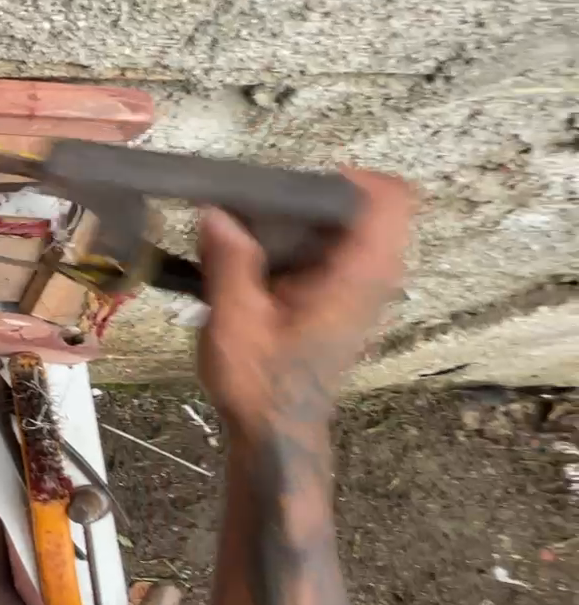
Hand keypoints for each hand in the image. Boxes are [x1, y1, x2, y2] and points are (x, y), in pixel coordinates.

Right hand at [198, 169, 410, 439]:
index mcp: (357, 274)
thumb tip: (216, 213)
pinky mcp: (339, 303)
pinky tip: (250, 269)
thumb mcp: (233, 319)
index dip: (347, 179)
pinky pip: (329, 257)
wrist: (273, 425)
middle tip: (250, 214)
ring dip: (296, 228)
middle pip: (363, 211)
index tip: (288, 185)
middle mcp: (371, 277)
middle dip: (306, 203)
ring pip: (343, 234)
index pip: (389, 199)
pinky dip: (294, 250)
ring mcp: (359, 291)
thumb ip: (230, 262)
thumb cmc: (258, 377)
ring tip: (242, 240)